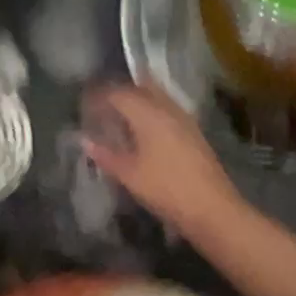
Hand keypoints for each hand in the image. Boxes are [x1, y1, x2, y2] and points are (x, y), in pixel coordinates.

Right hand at [81, 83, 243, 235]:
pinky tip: (143, 133)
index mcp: (149, 114)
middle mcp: (168, 108)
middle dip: (120, 92)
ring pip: (157, 97)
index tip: (84, 106)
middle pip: (141, 87)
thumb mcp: (129, 175)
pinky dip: (151, 113)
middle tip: (102, 107)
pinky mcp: (193, 132)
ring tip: (120, 119)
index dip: (99, 96)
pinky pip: (167, 110)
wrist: (210, 207)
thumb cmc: (165, 189)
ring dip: (137, 101)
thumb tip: (84, 140)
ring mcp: (184, 119)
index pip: (119, 93)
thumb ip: (106, 155)